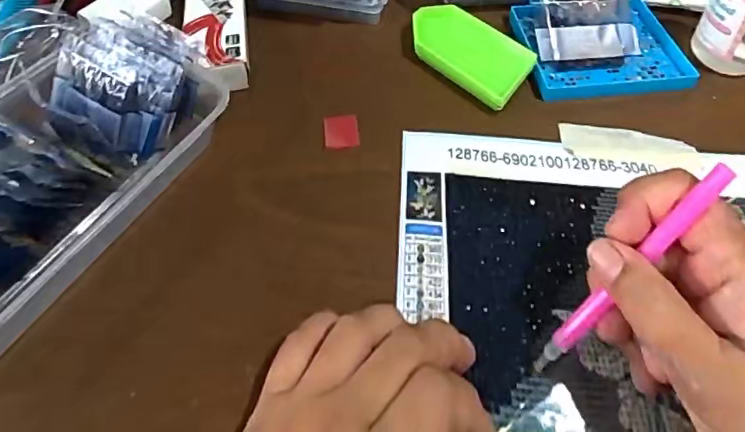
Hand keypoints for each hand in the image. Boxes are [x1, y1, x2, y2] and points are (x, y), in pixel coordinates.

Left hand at [244, 305, 492, 431]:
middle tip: (461, 357)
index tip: (478, 424)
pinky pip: (304, 336)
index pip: (435, 395)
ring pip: (356, 326)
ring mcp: (296, 403)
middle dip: (442, 343)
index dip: (469, 405)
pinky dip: (333, 324)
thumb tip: (462, 430)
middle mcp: (336, 420)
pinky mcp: (267, 399)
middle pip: (403, 346)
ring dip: (394, 323)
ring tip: (414, 336)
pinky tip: (352, 333)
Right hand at [586, 169, 744, 431]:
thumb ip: (652, 308)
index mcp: (739, 263)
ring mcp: (720, 301)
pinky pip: (663, 311)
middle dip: (624, 274)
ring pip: (653, 276)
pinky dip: (646, 338)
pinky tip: (653, 376)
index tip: (613, 249)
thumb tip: (598, 247)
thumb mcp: (710, 372)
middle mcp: (727, 270)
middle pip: (657, 236)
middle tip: (608, 320)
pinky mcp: (714, 331)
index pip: (682, 193)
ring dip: (631, 314)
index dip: (640, 205)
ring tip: (638, 364)